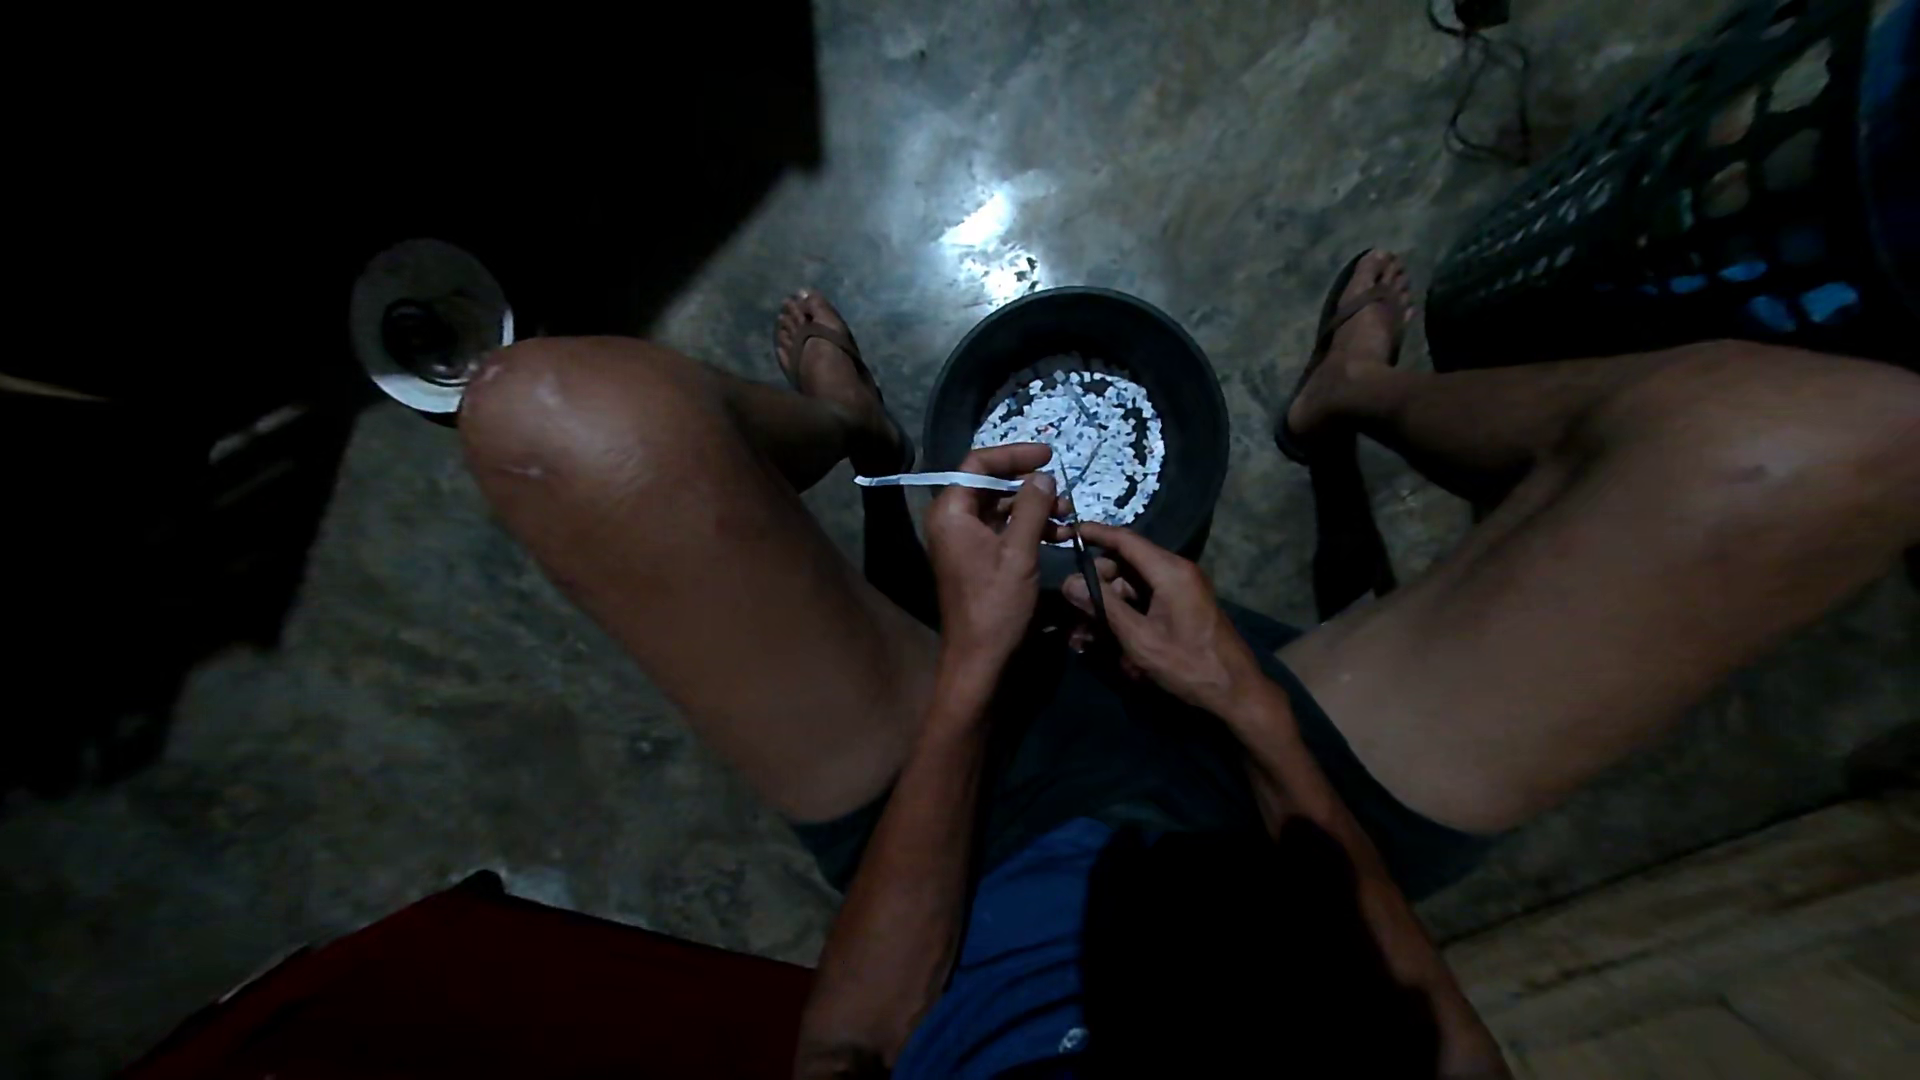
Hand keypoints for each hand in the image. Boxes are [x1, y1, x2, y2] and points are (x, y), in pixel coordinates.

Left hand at [924, 443, 1067, 671]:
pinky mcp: (976, 556)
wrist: (979, 656)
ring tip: (1068, 517)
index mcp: (951, 512)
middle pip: (989, 484)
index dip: (1014, 455)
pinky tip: (1058, 535)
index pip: (978, 464)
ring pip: (1000, 508)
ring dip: (1034, 508)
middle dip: (1029, 486)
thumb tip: (1044, 476)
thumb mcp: (1019, 552)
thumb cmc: (995, 604)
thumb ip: (1032, 508)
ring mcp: (963, 539)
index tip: (1049, 455)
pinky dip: (1028, 528)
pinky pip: (1002, 530)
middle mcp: (951, 520)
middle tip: (1063, 493)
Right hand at [1061, 523, 1263, 714]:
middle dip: (1095, 585)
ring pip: (1129, 587)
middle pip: (1124, 566)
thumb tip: (1070, 582)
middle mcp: (1175, 572)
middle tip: (1072, 610)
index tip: (1067, 532)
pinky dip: (1123, 616)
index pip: (1125, 540)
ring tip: (1083, 637)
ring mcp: (1179, 589)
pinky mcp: (1180, 606)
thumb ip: (1104, 606)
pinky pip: (1142, 601)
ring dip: (1106, 607)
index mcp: (1169, 571)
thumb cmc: (1188, 663)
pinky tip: (1105, 640)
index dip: (1094, 533)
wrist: (1236, 692)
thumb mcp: (1139, 637)